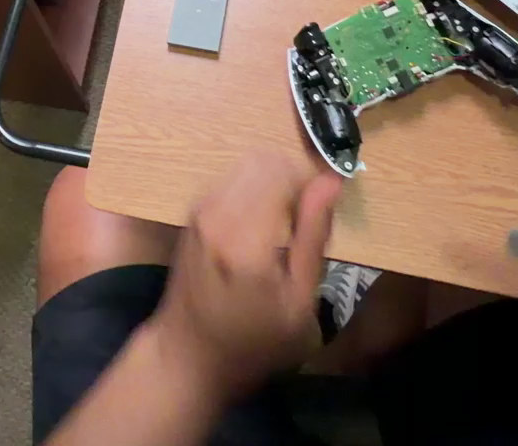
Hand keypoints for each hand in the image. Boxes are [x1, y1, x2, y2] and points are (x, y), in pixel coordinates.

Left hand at [144, 152, 343, 402]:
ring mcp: (199, 208)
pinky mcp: (192, 210)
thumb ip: (313, 236)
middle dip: (292, 177)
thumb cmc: (252, 341)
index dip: (311, 180)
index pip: (283, 172)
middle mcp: (217, 212)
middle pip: (263, 160)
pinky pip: (230, 178)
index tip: (325, 207)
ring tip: (284, 224)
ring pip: (246, 164)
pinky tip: (260, 225)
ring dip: (272, 180)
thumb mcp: (299, 303)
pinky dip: (252, 188)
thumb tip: (331, 181)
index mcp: (246, 237)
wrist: (186, 355)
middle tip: (305, 218)